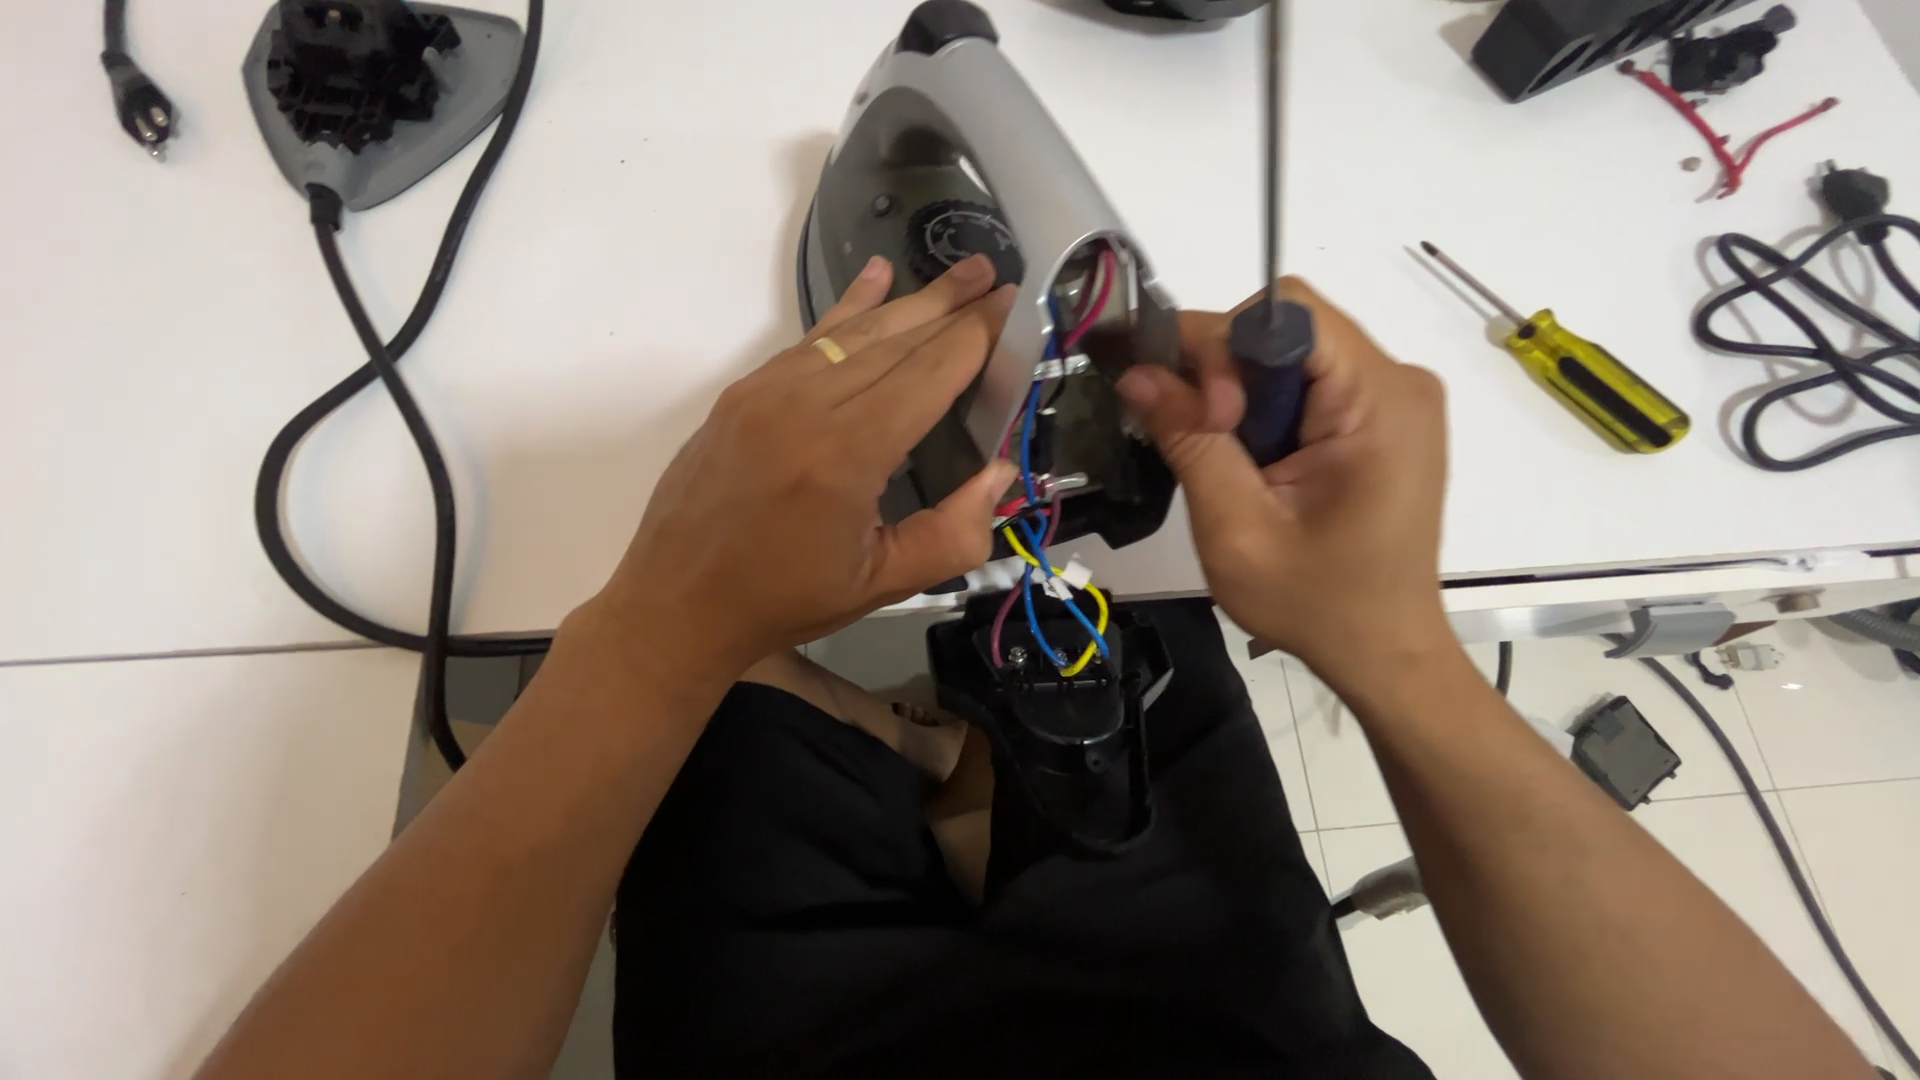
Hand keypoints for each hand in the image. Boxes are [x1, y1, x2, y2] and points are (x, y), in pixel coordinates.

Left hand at [590, 254, 1017, 679]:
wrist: (678, 604)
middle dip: (950, 306)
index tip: (1009, 305)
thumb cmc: (786, 600)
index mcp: (847, 455)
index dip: (973, 337)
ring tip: (956, 275)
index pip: (927, 376)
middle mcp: (806, 406)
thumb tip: (1000, 473)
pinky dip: (848, 309)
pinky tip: (874, 279)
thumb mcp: (883, 583)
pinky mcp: (743, 393)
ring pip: (852, 333)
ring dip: (908, 301)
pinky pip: (808, 341)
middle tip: (993, 274)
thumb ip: (953, 533)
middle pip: (895, 341)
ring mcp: (766, 392)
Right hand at [1116, 278, 1452, 685]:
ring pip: (1287, 356)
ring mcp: (1392, 400)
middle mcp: (1396, 382)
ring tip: (1224, 463)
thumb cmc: (1315, 601)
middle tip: (1198, 441)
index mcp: (1378, 400)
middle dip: (1223, 374)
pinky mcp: (1379, 421)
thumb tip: (1136, 373)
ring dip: (1238, 397)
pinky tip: (1247, 462)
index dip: (1221, 347)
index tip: (1201, 415)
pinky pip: (1304, 385)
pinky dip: (1261, 411)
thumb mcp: (1235, 527)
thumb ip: (1189, 440)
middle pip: (1285, 329)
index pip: (1285, 312)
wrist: (1382, 650)